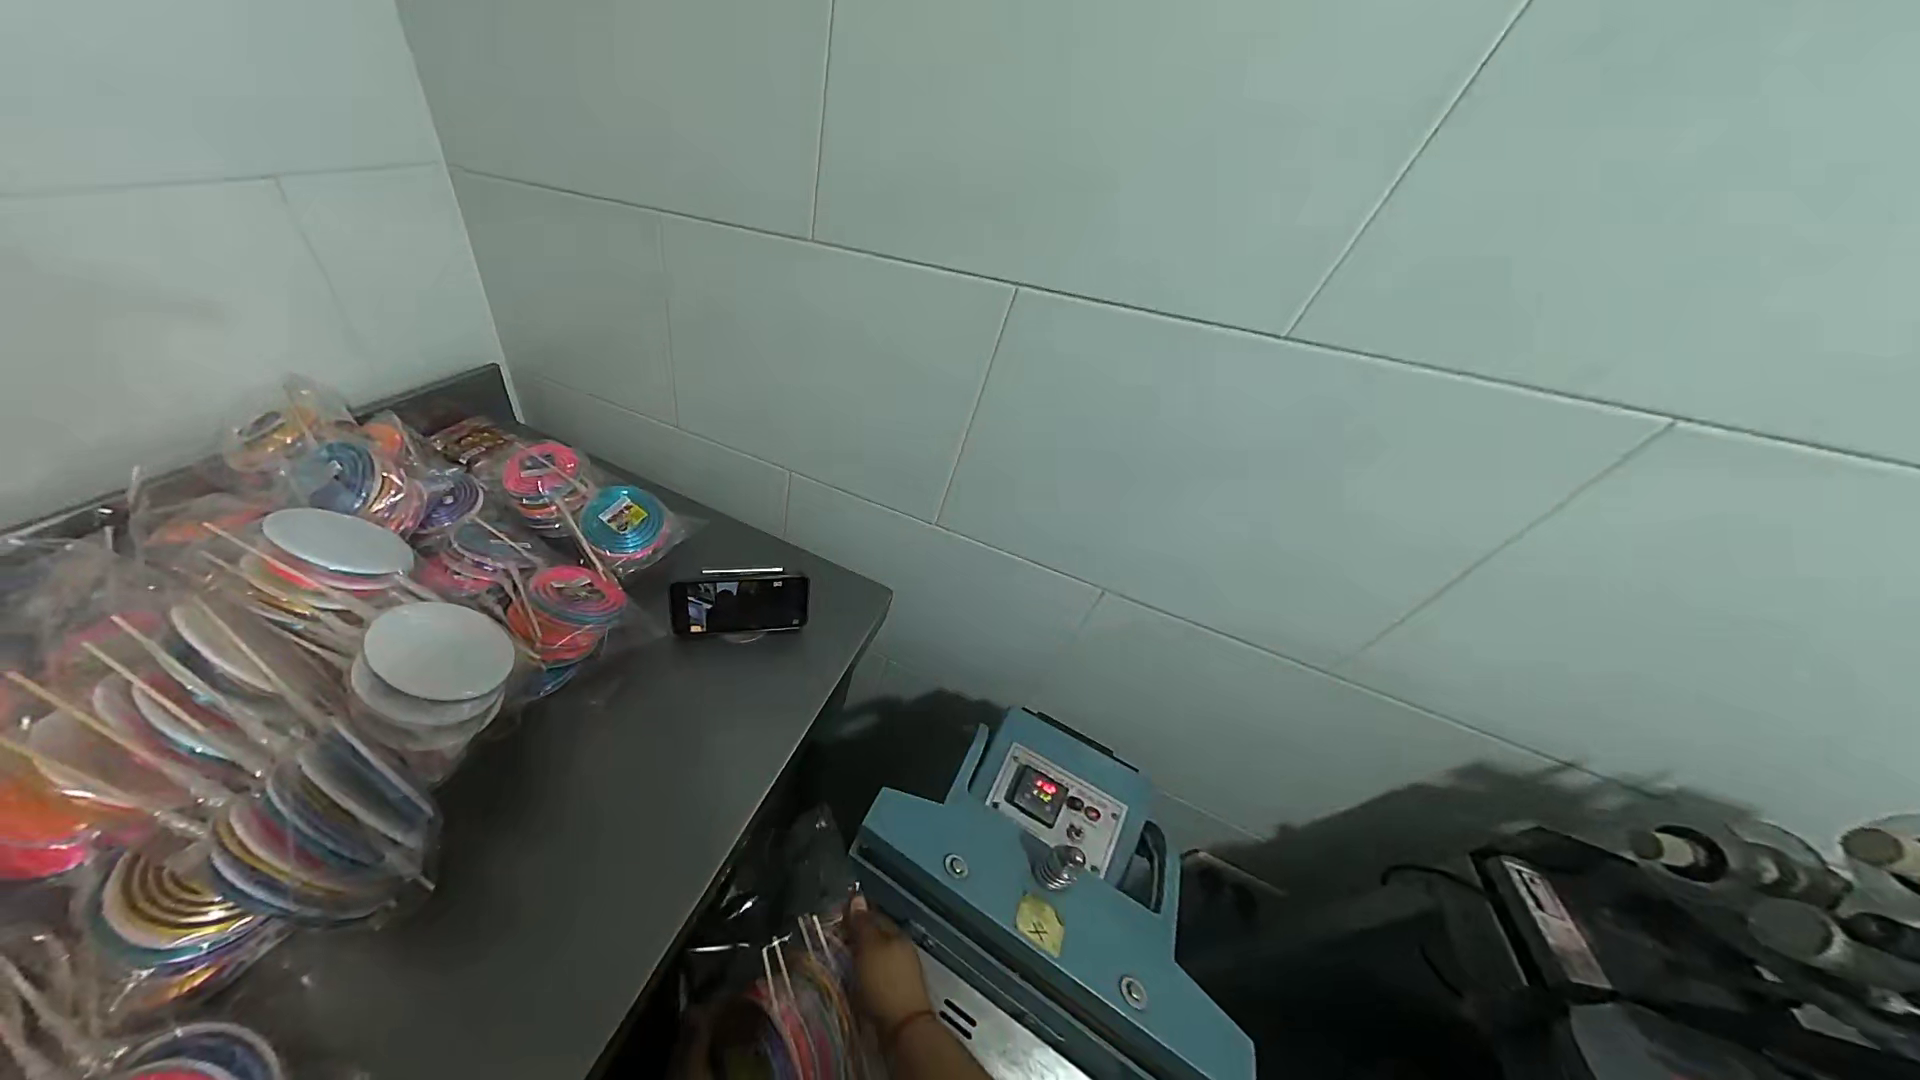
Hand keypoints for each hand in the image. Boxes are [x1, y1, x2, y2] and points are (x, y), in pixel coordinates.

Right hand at [846, 894, 931, 1028]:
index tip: (833, 920)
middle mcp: (900, 947)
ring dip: (858, 957)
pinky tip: (853, 980)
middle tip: (832, 942)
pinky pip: (875, 974)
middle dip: (854, 937)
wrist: (902, 1028)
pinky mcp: (895, 991)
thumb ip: (862, 924)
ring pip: (874, 956)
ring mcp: (900, 970)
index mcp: (896, 933)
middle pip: (874, 936)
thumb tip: (857, 897)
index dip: (853, 915)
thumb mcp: (870, 948)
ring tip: (838, 961)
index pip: (873, 915)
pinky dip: (863, 974)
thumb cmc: (884, 983)